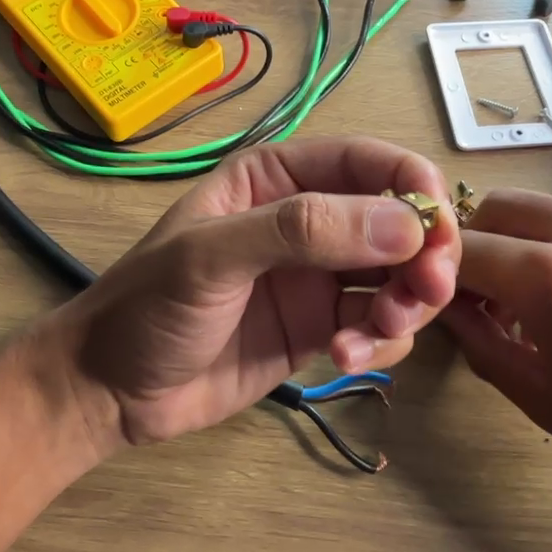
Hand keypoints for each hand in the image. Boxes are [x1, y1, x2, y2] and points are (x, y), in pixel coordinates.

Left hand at [48, 138, 459, 447]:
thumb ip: (301, 231)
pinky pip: (377, 324)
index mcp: (275, 177)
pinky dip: (380, 341)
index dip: (412, 185)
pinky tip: (344, 360)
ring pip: (396, 274)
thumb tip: (404, 222)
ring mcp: (314, 275)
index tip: (440, 230)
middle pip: (394, 219)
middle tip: (425, 294)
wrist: (111, 389)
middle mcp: (305, 219)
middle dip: (421, 254)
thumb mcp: (211, 257)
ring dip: (406, 303)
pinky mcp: (319, 327)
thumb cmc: (147, 307)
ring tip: (375, 335)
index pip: (364, 161)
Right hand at [441, 189, 551, 520]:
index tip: (431, 300)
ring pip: (549, 211)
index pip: (460, 250)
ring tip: (538, 308)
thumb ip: (482, 342)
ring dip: (524, 245)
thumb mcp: (546, 401)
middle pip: (499, 207)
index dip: (435, 275)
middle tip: (480, 299)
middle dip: (475, 244)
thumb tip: (450, 309)